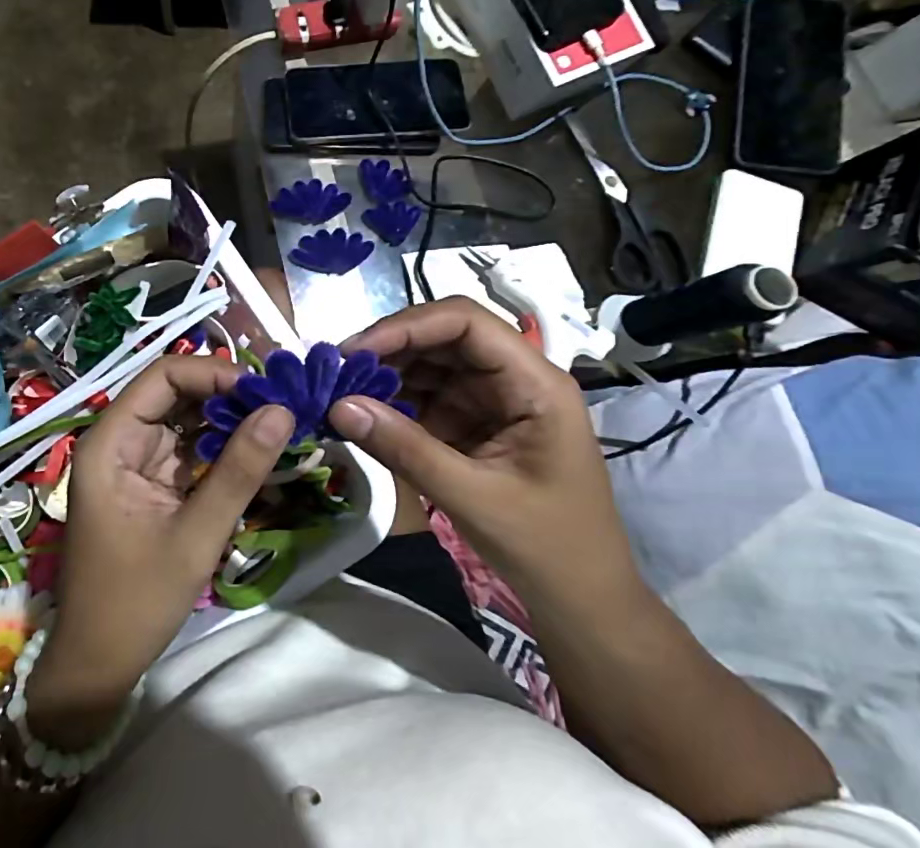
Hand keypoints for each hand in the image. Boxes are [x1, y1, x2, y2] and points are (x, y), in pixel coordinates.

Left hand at [26, 356, 292, 747]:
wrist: (97, 663)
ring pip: (188, 420)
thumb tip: (282, 412)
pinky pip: (190, 451)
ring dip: (230, 421)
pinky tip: (259, 453)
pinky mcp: (152, 485)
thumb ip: (238, 471)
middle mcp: (120, 442)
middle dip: (229, 395)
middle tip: (282, 407)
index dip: (213, 373)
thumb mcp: (195, 536)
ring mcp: (136, 463)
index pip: (163, 376)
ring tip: (279, 425)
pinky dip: (223, 449)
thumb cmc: (135, 601)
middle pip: (177, 393)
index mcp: (111, 443)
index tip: (264, 392)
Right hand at [326, 297, 635, 593]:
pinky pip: (433, 398)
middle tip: (338, 374)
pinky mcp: (481, 423)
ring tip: (344, 394)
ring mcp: (498, 400)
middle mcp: (517, 378)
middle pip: (447, 338)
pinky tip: (369, 415)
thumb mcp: (471, 496)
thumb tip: (338, 406)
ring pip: (435, 366)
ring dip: (391, 375)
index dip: (407, 326)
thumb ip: (405, 448)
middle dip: (391, 350)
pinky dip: (400, 404)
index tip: (355, 352)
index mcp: (535, 383)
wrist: (581, 597)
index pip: (467, 323)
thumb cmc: (545, 546)